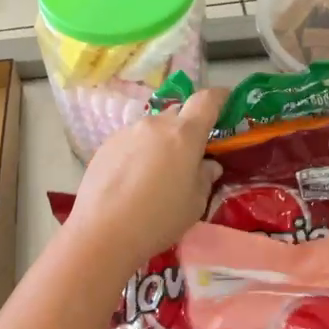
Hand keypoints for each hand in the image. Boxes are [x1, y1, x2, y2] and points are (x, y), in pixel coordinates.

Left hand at [66, 88, 227, 275]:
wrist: (102, 231)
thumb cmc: (158, 219)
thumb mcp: (195, 204)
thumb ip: (205, 178)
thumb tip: (208, 165)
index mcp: (184, 134)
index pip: (206, 101)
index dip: (219, 97)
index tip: (226, 100)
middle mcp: (156, 124)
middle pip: (178, 114)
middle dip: (188, 127)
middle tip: (189, 154)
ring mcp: (128, 131)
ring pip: (153, 128)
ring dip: (161, 142)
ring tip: (157, 173)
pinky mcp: (107, 144)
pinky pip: (132, 140)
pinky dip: (140, 152)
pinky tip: (133, 179)